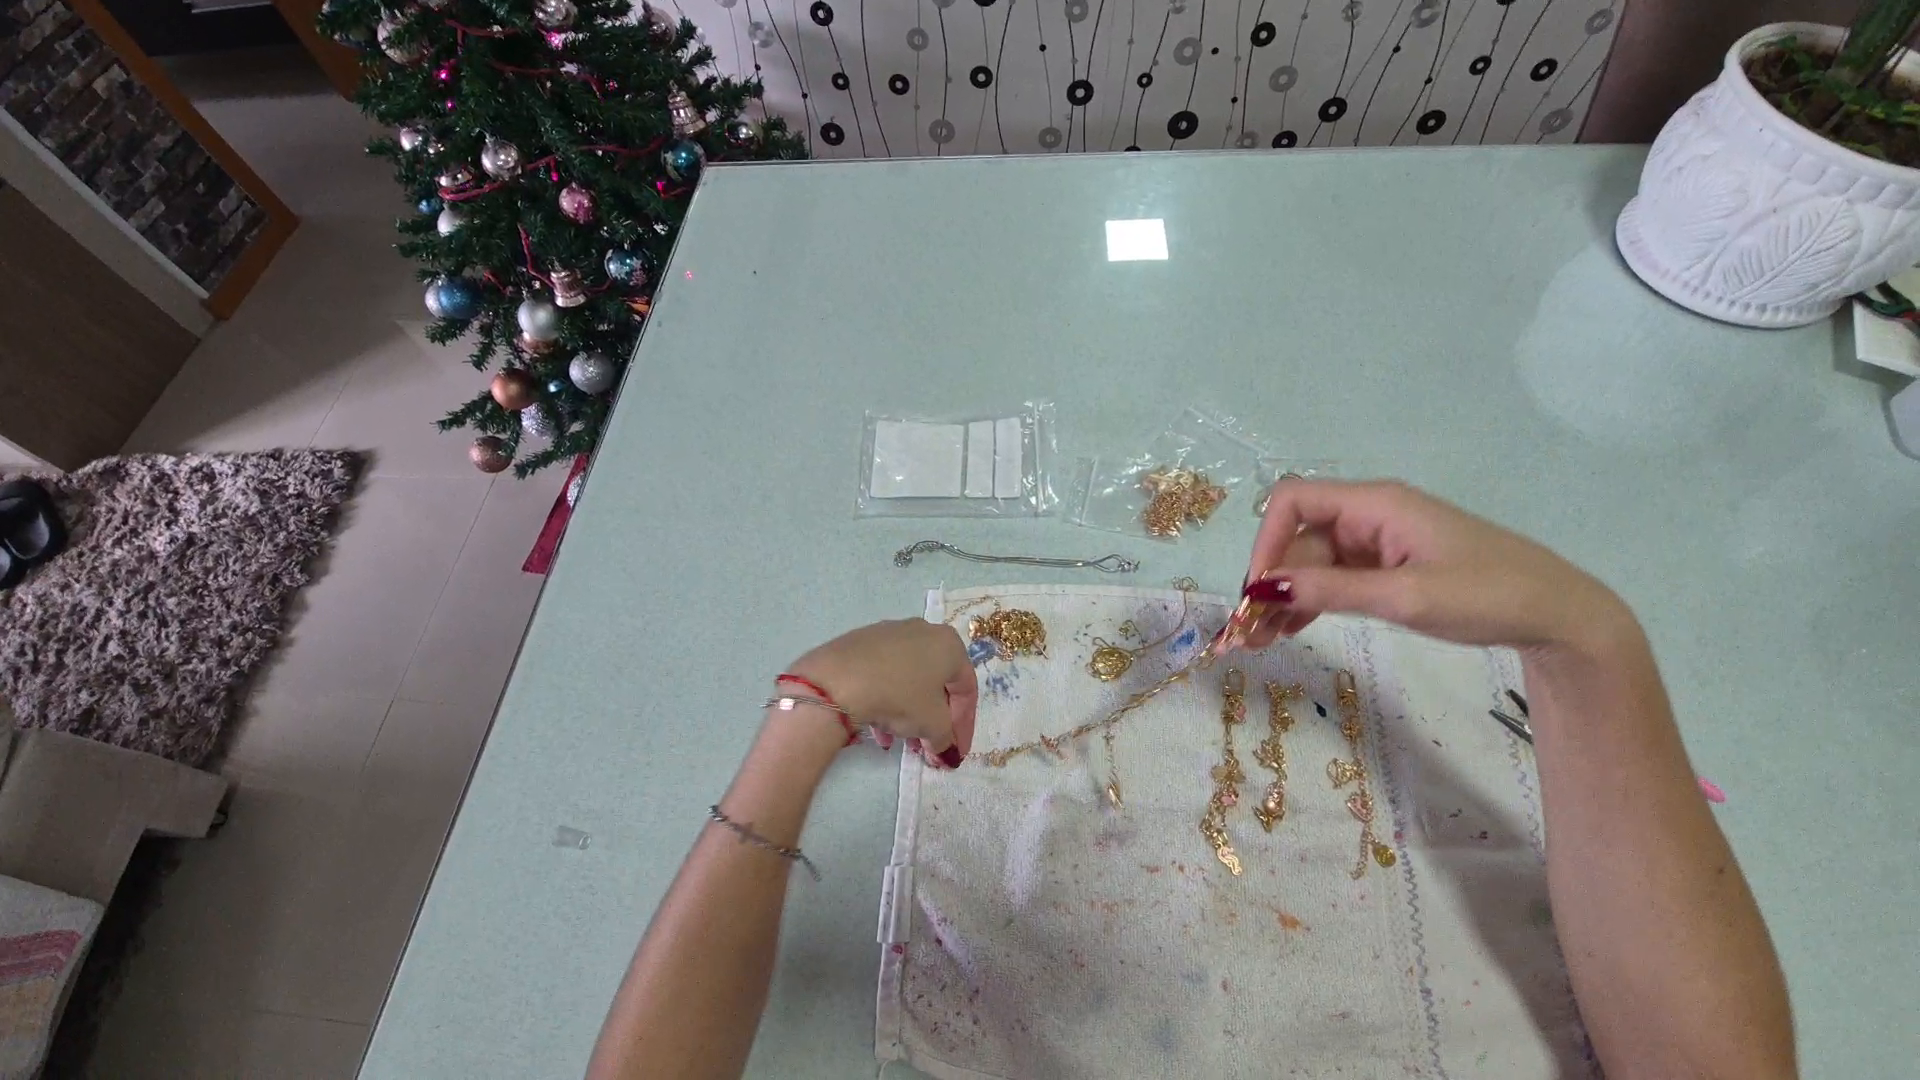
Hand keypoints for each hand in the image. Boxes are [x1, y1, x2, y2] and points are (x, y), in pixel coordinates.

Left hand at [786, 619, 977, 766]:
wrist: (838, 680)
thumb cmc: (900, 696)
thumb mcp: (932, 725)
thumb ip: (945, 738)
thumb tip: (943, 749)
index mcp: (949, 644)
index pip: (966, 690)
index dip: (964, 726)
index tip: (956, 752)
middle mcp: (924, 631)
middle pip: (936, 684)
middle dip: (934, 721)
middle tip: (929, 749)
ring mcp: (890, 634)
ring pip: (909, 680)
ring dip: (910, 715)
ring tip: (901, 742)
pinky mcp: (862, 642)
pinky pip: (884, 675)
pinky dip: (887, 701)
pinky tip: (878, 728)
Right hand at [1237, 479, 1634, 654]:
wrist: (1560, 617)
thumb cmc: (1488, 595)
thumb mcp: (1406, 596)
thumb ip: (1333, 589)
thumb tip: (1264, 588)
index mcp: (1375, 505)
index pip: (1294, 500)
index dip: (1266, 540)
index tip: (1257, 590)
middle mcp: (1368, 518)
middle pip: (1298, 541)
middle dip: (1268, 584)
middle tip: (1245, 635)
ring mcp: (1377, 544)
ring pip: (1311, 565)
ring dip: (1281, 599)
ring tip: (1256, 642)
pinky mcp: (1386, 570)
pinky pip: (1333, 581)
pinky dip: (1308, 603)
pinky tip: (1287, 631)